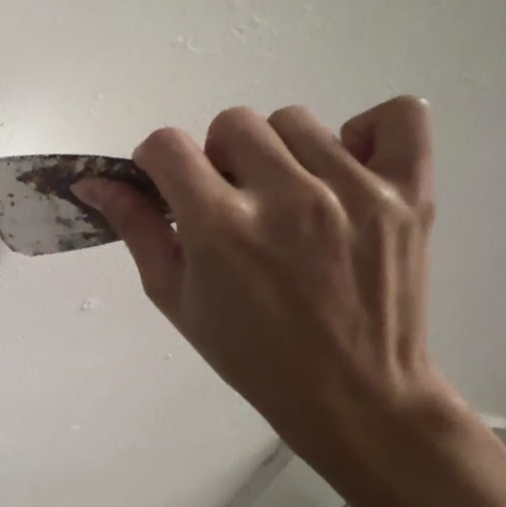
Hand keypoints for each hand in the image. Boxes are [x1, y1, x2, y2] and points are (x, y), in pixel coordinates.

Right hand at [75, 97, 451, 456]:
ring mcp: (355, 190)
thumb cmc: (246, 351)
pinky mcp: (411, 192)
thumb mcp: (173, 296)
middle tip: (227, 200)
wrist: (351, 391)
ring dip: (276, 151)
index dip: (155, 160)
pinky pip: (397, 115)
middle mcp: (287, 197)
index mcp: (221, 227)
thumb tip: (94, 182)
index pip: (168, 145)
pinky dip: (366, 131)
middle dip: (215, 156)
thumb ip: (137, 229)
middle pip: (231, 122)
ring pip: (295, 120)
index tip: (166, 186)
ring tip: (285, 196)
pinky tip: (346, 168)